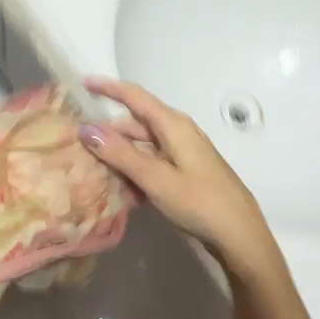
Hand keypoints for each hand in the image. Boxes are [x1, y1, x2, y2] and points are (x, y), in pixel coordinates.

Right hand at [77, 78, 279, 277]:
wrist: (240, 235)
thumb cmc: (199, 202)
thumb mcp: (155, 179)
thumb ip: (120, 154)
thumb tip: (85, 130)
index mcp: (173, 125)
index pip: (135, 96)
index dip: (109, 88)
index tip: (83, 83)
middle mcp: (178, 131)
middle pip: (136, 123)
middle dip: (108, 132)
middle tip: (79, 146)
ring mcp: (184, 152)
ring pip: (143, 145)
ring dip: (120, 156)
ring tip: (95, 171)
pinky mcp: (186, 171)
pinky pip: (153, 161)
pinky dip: (135, 170)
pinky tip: (123, 190)